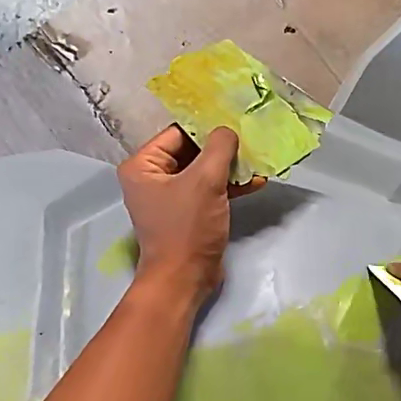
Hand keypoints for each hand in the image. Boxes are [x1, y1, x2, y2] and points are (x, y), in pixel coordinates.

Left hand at [117, 125, 262, 302]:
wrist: (184, 279)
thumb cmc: (187, 228)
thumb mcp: (205, 181)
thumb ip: (218, 148)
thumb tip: (227, 130)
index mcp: (142, 166)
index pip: (177, 134)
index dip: (206, 127)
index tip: (236, 120)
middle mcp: (151, 178)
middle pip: (191, 151)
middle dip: (222, 148)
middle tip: (251, 137)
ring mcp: (170, 197)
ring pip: (203, 171)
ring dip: (229, 167)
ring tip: (257, 159)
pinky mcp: (188, 213)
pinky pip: (209, 190)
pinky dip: (229, 186)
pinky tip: (255, 181)